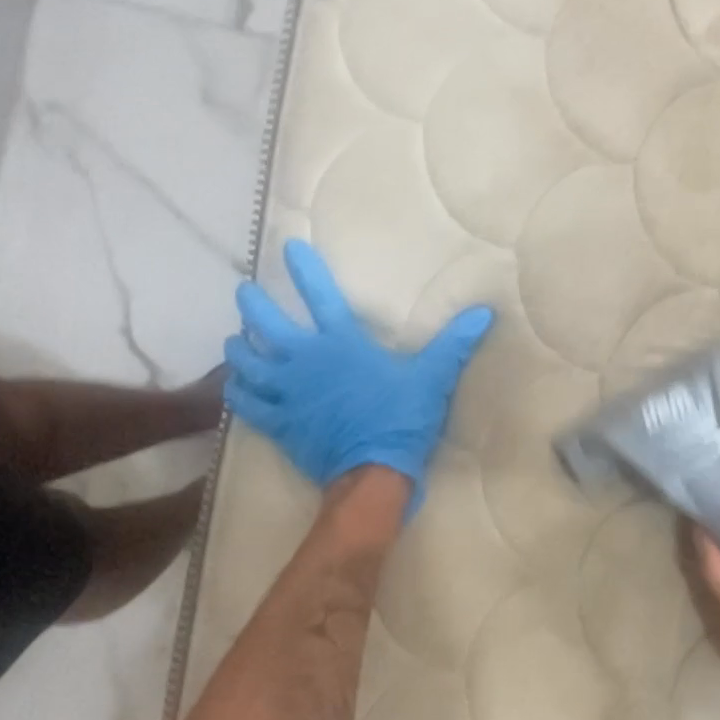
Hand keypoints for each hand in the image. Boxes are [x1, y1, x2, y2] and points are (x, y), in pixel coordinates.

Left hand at [223, 240, 492, 505]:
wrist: (372, 472)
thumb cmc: (402, 419)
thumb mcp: (434, 378)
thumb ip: (454, 344)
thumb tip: (485, 312)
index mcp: (343, 344)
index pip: (322, 297)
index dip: (306, 270)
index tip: (290, 247)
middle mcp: (306, 361)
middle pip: (267, 324)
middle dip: (253, 304)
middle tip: (245, 292)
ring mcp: (287, 393)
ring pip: (248, 362)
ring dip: (239, 347)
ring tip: (236, 339)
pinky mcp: (279, 422)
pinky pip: (248, 403)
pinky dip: (238, 392)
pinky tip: (235, 387)